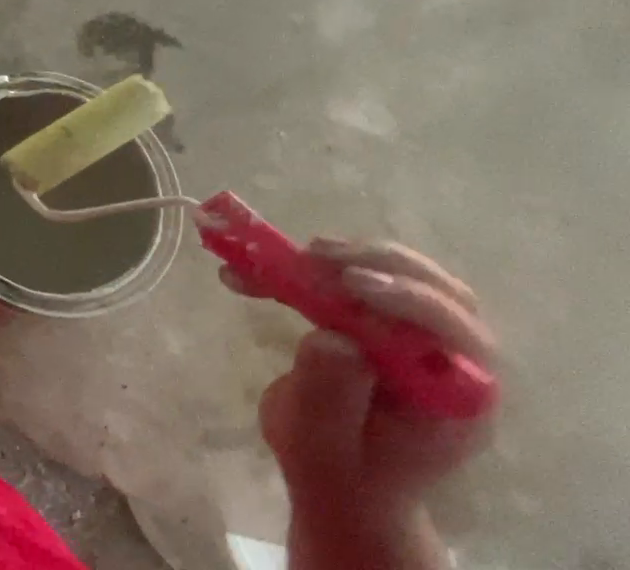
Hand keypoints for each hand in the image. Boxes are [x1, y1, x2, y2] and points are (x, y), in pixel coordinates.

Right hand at [224, 239, 497, 521]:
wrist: (342, 483)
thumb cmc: (334, 469)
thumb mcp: (320, 441)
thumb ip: (329, 393)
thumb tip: (331, 336)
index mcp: (456, 399)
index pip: (456, 335)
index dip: (408, 300)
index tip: (348, 281)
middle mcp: (455, 363)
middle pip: (441, 293)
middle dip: (378, 264)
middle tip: (312, 254)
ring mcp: (425, 342)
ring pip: (409, 278)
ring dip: (352, 257)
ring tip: (295, 255)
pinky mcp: (390, 327)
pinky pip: (370, 283)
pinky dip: (326, 267)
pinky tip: (281, 267)